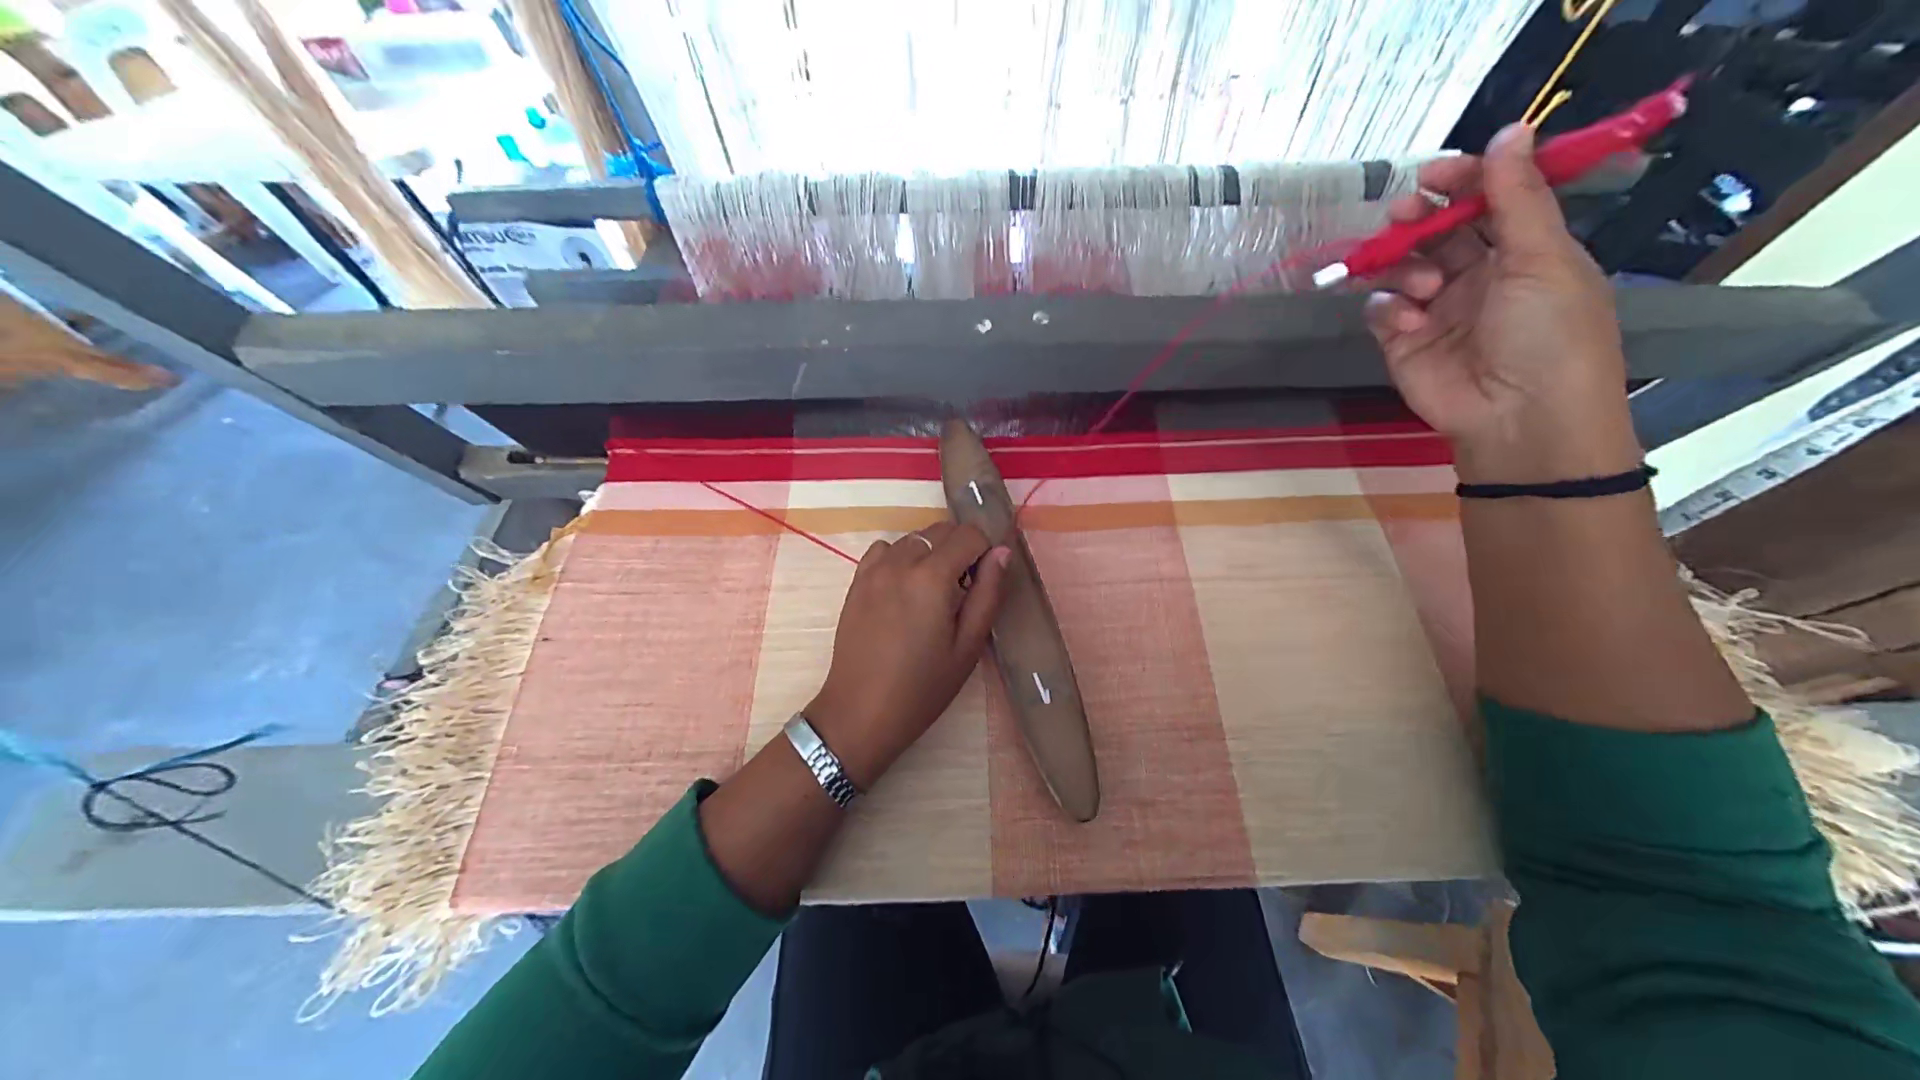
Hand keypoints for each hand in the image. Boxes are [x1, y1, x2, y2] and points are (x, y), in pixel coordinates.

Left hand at [805, 522, 1011, 788]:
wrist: (861, 711)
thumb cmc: (923, 688)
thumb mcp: (968, 646)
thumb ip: (988, 593)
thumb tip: (1002, 552)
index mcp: (932, 577)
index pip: (969, 534)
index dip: (985, 552)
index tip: (984, 581)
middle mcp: (901, 562)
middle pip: (941, 530)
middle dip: (960, 549)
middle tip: (963, 591)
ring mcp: (874, 569)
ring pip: (914, 538)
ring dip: (932, 552)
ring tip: (933, 593)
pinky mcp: (857, 581)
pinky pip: (885, 549)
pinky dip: (902, 557)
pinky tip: (905, 589)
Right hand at [1363, 123, 1642, 484]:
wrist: (1517, 417)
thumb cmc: (1548, 333)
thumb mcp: (1542, 258)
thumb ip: (1516, 197)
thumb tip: (1512, 129)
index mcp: (1523, 250)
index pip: (1486, 201)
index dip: (1461, 181)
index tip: (1432, 174)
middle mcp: (1477, 275)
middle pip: (1437, 230)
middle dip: (1419, 218)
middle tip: (1403, 213)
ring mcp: (1436, 309)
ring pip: (1402, 266)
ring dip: (1404, 265)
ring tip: (1421, 285)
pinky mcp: (1401, 342)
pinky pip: (1381, 310)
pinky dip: (1387, 309)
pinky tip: (1407, 321)